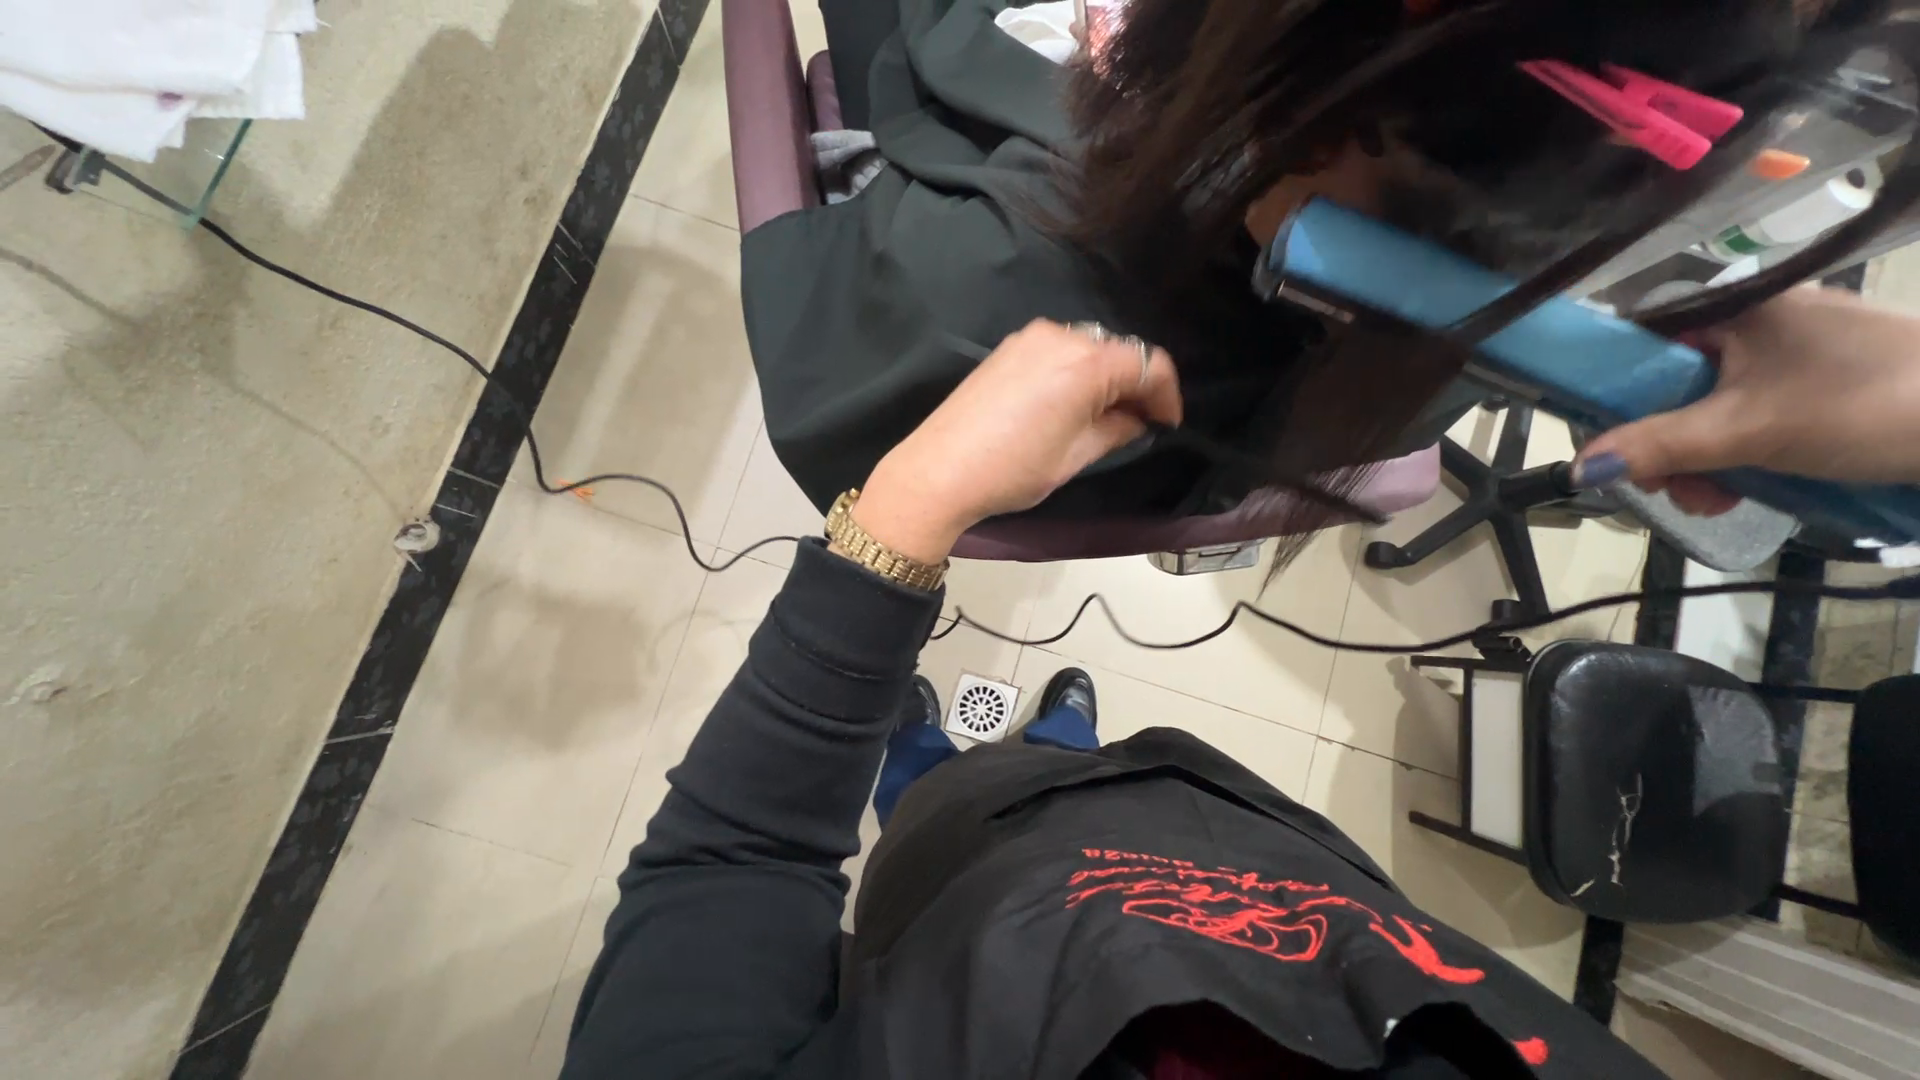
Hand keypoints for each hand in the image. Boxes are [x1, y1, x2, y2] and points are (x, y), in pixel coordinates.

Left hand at [850, 319, 1182, 562]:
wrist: (937, 470)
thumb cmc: (1011, 470)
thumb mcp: (1074, 456)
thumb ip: (1116, 429)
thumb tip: (1137, 419)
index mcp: (1087, 364)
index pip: (1150, 364)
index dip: (1166, 395)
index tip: (1166, 424)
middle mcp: (1062, 338)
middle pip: (1119, 351)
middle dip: (1135, 384)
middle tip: (1138, 422)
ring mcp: (1030, 338)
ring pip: (1088, 347)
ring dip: (1104, 375)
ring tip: (1103, 415)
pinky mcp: (1008, 348)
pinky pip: (1058, 349)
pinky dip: (1075, 370)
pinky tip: (1069, 401)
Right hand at [1577, 287, 1919, 514]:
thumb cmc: (1873, 405)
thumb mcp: (1748, 430)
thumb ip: (1656, 447)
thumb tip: (1577, 470)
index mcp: (1739, 310)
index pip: (1640, 342)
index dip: (1610, 391)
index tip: (1607, 440)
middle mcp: (1762, 325)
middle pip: (1669, 387)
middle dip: (1660, 445)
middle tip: (1667, 487)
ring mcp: (1796, 360)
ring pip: (1708, 412)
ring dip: (1698, 463)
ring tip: (1717, 500)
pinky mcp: (1824, 392)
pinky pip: (1750, 423)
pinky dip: (1739, 460)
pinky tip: (1749, 490)